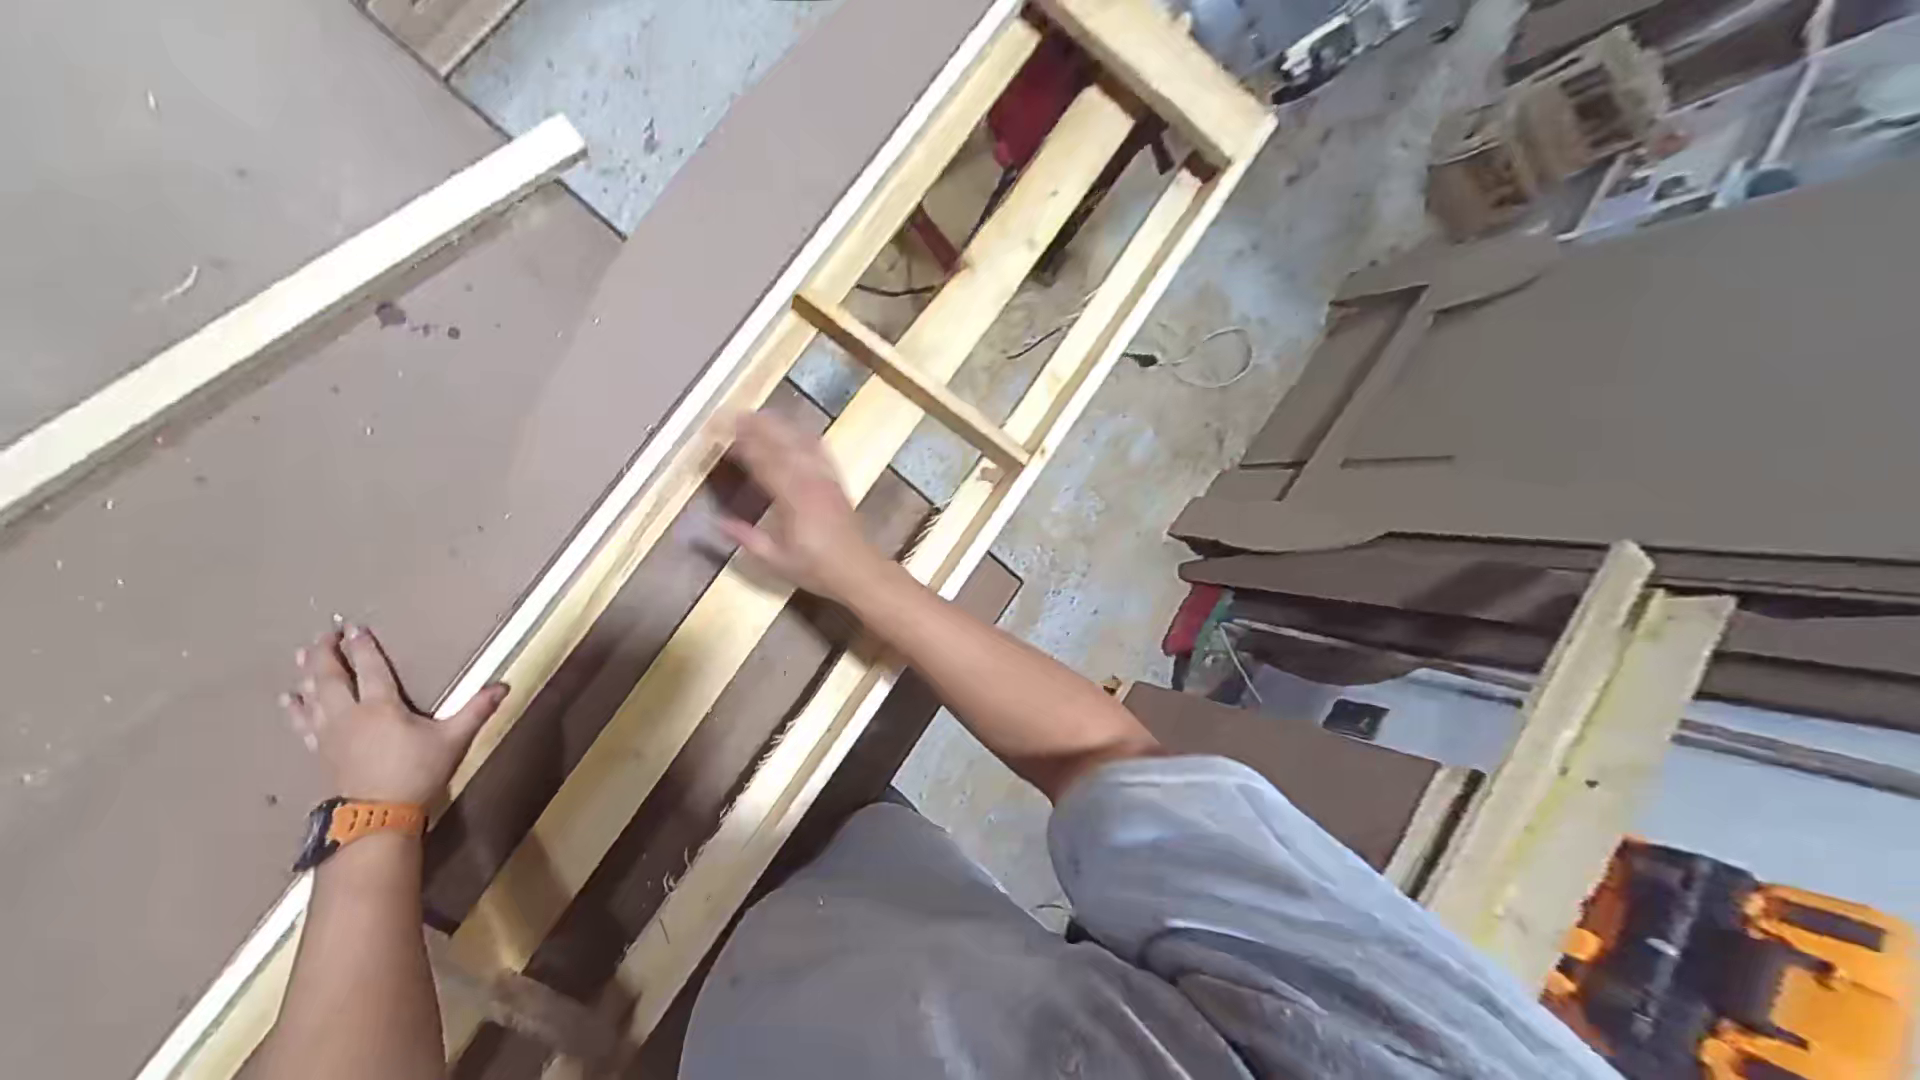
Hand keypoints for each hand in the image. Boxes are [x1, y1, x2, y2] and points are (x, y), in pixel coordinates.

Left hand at [280, 624, 505, 804]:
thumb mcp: (454, 739)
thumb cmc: (417, 772)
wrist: (375, 815)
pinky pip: (302, 721)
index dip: (363, 647)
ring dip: (307, 673)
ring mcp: (329, 733)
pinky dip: (295, 707)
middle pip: (330, 677)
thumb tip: (505, 685)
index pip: (369, 669)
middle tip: (323, 634)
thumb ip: (477, 710)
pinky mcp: (319, 750)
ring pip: (312, 696)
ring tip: (302, 654)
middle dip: (326, 654)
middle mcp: (349, 714)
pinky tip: (289, 699)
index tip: (355, 628)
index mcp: (380, 707)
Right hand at [718, 410, 889, 602]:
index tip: (725, 432)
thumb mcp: (776, 559)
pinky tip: (798, 430)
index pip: (763, 464)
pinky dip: (806, 437)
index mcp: (792, 500)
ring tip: (761, 415)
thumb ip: (747, 538)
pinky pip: (821, 452)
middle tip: (737, 414)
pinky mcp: (837, 482)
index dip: (744, 446)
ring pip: (802, 443)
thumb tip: (717, 522)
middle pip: (782, 445)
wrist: (859, 570)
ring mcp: (827, 479)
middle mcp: (810, 482)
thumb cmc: (816, 568)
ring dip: (781, 426)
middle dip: (760, 427)